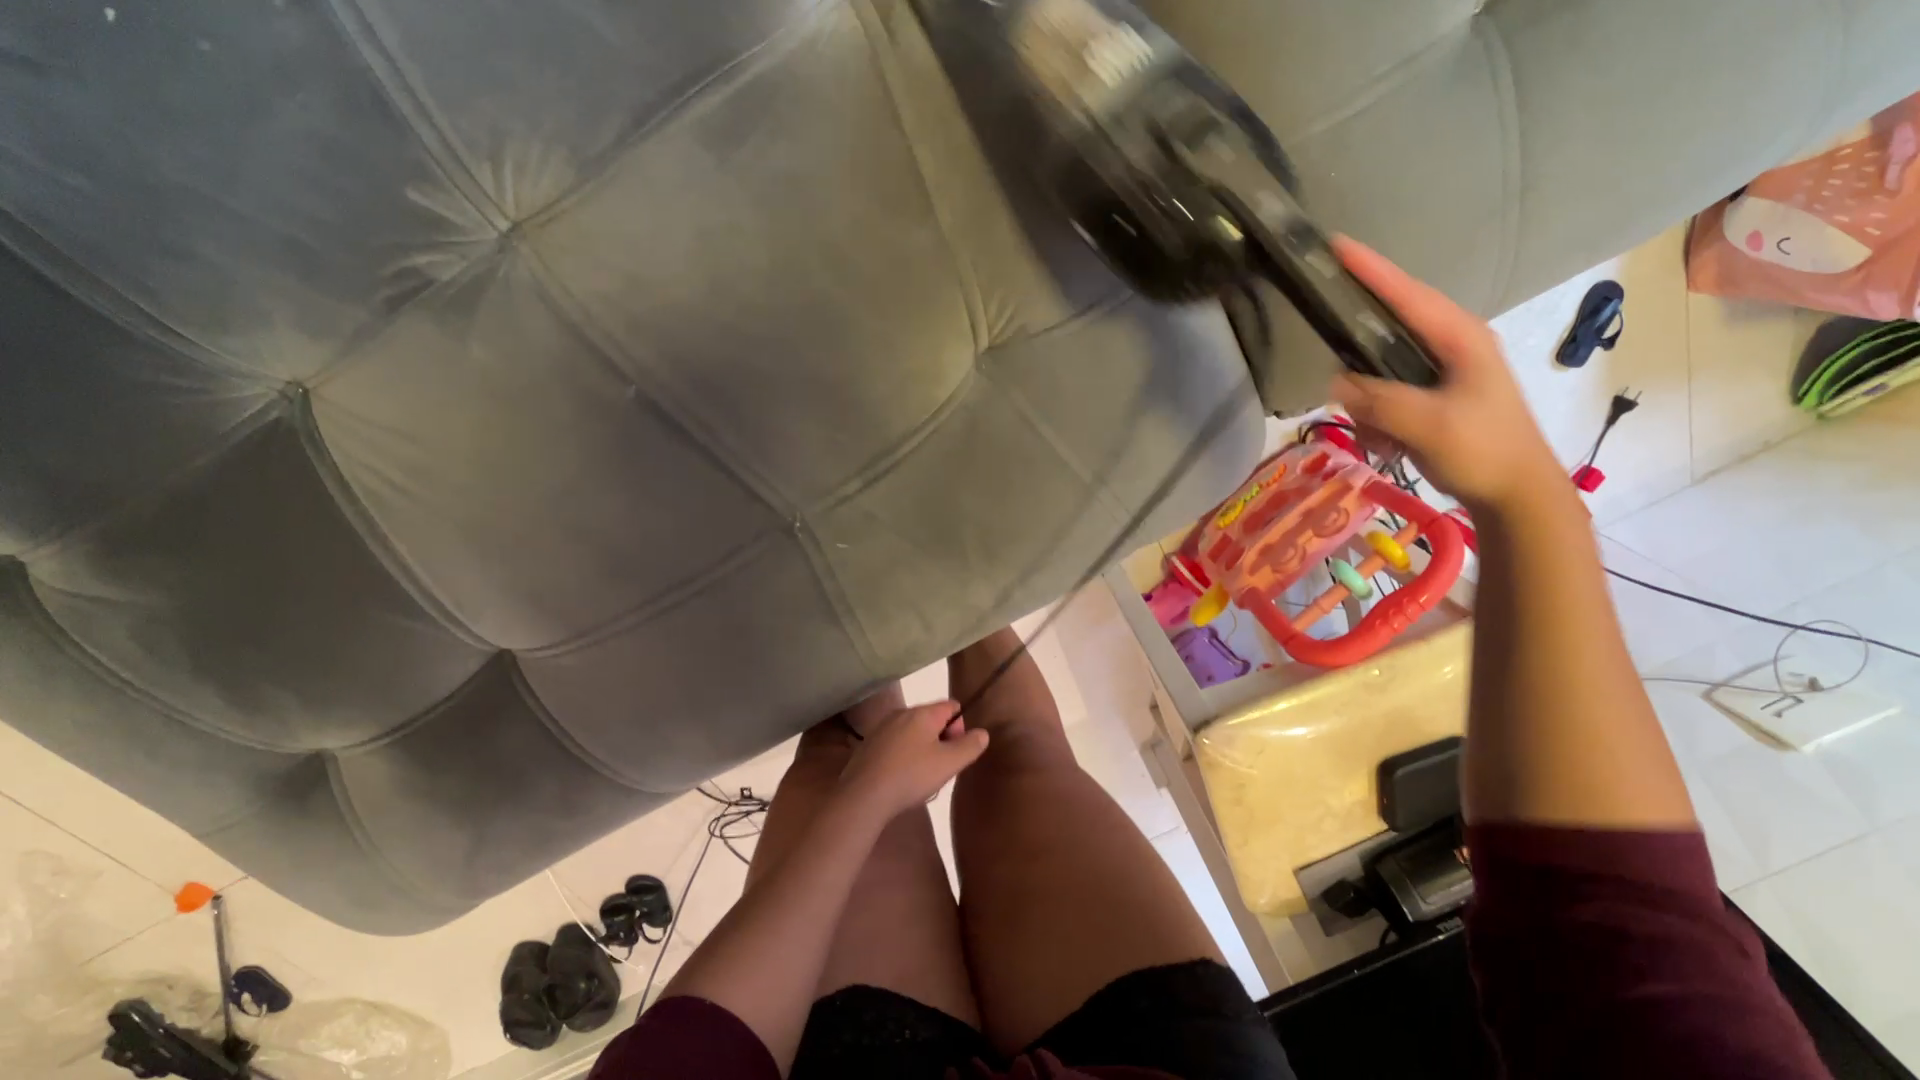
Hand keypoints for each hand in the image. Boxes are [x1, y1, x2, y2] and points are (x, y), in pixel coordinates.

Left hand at [836, 702, 989, 820]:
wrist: (863, 796)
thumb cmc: (911, 775)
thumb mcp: (949, 763)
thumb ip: (970, 745)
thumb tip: (981, 733)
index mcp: (922, 713)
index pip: (952, 706)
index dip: (960, 727)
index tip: (956, 752)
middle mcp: (901, 713)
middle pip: (932, 718)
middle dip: (942, 740)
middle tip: (941, 767)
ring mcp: (881, 728)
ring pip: (913, 732)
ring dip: (923, 749)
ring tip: (921, 776)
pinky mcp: (868, 745)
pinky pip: (896, 744)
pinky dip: (904, 755)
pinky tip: (901, 778)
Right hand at [1328, 237, 1564, 512]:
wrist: (1518, 494)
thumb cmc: (1483, 450)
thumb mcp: (1428, 425)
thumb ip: (1378, 399)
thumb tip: (1336, 382)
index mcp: (1459, 337)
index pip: (1406, 293)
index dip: (1370, 269)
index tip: (1335, 244)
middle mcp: (1452, 344)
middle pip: (1389, 324)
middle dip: (1358, 344)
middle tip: (1325, 339)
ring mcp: (1444, 370)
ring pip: (1383, 367)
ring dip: (1369, 399)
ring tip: (1377, 432)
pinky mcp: (1435, 396)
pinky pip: (1389, 394)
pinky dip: (1379, 417)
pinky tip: (1386, 444)